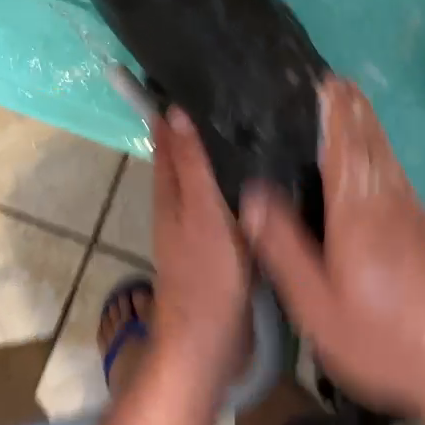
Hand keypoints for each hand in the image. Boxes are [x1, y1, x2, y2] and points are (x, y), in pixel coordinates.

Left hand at [149, 107, 251, 381]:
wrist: (209, 343)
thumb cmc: (205, 274)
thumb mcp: (200, 211)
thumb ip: (190, 165)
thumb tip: (173, 111)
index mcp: (171, 196)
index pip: (166, 142)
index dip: (171, 113)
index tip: (186, 80)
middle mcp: (180, 209)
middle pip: (183, 161)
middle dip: (196, 132)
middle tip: (226, 97)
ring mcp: (198, 231)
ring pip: (205, 183)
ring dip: (217, 159)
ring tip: (247, 130)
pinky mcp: (220, 250)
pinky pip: (224, 206)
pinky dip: (234, 188)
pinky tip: (257, 184)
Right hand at [241, 77, 424, 418]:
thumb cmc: (382, 336)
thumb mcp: (317, 304)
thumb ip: (284, 247)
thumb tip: (252, 193)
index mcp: (358, 207)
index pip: (345, 140)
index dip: (335, 106)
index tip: (322, 75)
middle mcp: (388, 197)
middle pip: (370, 138)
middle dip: (351, 106)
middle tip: (329, 79)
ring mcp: (411, 211)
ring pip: (385, 154)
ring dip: (367, 124)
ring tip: (346, 106)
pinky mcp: (424, 229)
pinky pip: (393, 172)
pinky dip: (377, 151)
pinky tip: (371, 164)